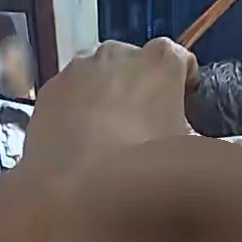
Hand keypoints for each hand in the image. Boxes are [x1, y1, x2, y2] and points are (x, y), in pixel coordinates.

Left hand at [6, 39, 198, 228]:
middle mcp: (118, 53)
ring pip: (98, 75)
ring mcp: (78, 68)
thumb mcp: (185, 153)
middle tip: (139, 125)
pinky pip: (70, 92)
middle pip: (135, 64)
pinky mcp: (49, 89)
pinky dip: (74, 107)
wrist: (73, 189)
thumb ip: (192, 133)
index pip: (179, 59)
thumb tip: (187, 133)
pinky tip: (76, 140)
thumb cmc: (140, 169)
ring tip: (104, 134)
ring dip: (104, 95)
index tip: (181, 105)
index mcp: (160, 62)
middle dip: (139, 87)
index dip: (181, 82)